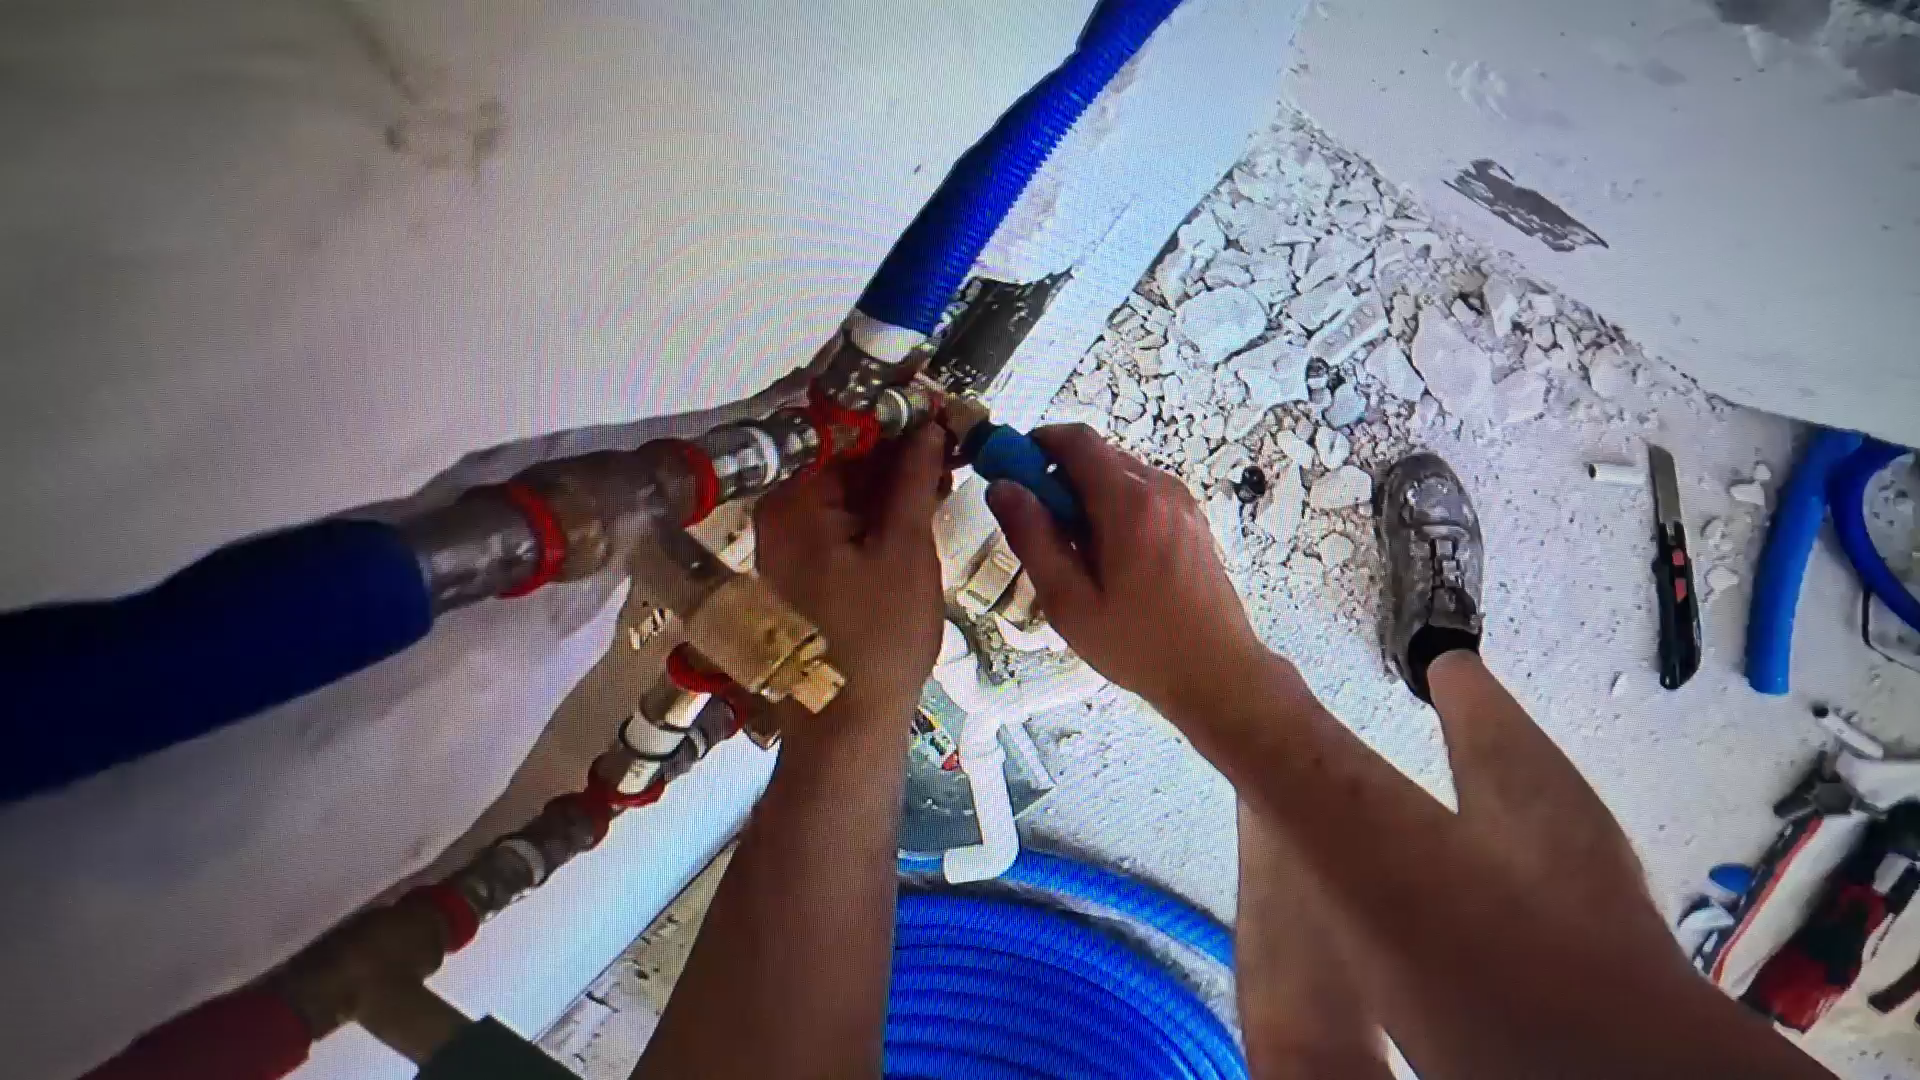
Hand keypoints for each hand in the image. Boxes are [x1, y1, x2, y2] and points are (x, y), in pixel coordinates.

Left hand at [754, 424, 946, 715]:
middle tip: (949, 441)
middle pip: (840, 459)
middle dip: (895, 448)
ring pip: (844, 489)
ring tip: (944, 470)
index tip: (936, 408)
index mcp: (794, 504)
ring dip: (891, 479)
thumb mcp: (905, 551)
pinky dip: (877, 510)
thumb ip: (913, 481)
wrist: (848, 721)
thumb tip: (929, 427)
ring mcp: (787, 542)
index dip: (891, 417)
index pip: (840, 433)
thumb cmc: (880, 637)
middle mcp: (779, 515)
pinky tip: (918, 503)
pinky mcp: (803, 565)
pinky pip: (840, 519)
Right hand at [987, 424, 1263, 710]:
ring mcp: (1180, 501)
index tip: (1009, 476)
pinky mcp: (1190, 518)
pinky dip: (1111, 508)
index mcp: (1128, 503)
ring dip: (1084, 497)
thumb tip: (1002, 488)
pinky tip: (1108, 559)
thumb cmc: (1137, 644)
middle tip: (1038, 530)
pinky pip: (1139, 494)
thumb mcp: (1069, 600)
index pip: (1075, 440)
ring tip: (1075, 555)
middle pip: (1095, 455)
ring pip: (1116, 475)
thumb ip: (1032, 537)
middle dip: (1057, 479)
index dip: (1034, 446)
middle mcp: (1159, 488)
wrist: (1217, 673)